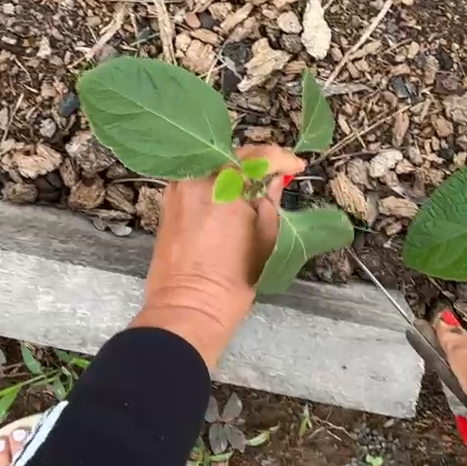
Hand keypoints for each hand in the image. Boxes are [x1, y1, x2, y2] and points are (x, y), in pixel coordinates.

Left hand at [129, 145, 305, 369]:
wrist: (187, 309)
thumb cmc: (231, 282)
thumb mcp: (264, 240)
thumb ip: (270, 203)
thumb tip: (274, 182)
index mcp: (224, 189)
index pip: (259, 158)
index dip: (282, 159)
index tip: (297, 167)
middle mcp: (197, 180)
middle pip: (233, 156)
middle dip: (258, 161)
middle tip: (278, 173)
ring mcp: (178, 189)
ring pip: (213, 164)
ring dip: (235, 169)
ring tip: (255, 183)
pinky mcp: (169, 201)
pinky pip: (197, 178)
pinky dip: (216, 180)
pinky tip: (230, 191)